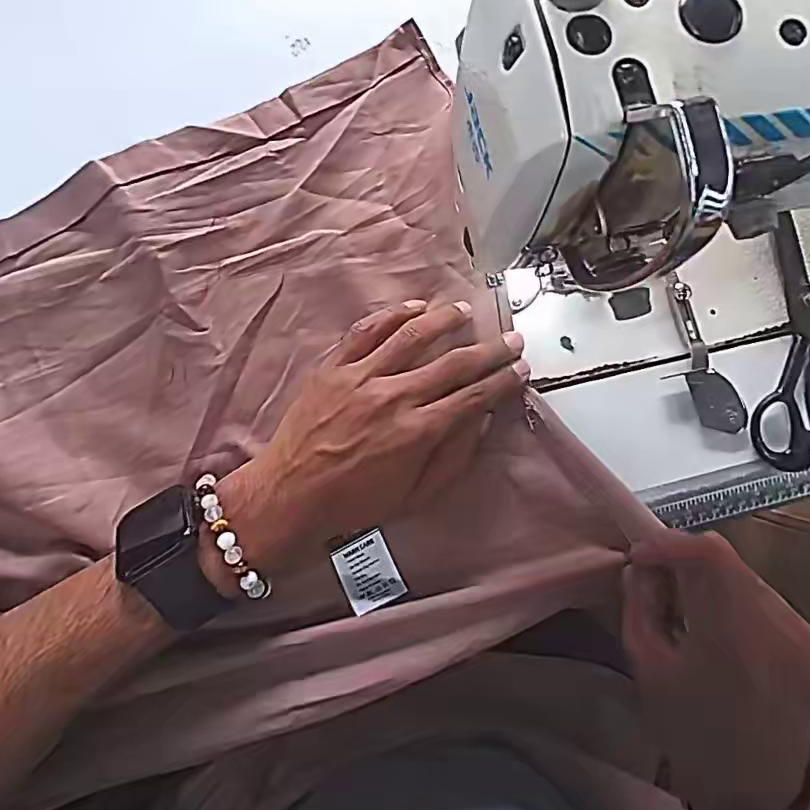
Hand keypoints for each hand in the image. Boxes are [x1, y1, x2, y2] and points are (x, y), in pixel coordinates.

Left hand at [208, 299, 527, 587]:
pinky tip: (413, 308)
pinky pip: (367, 332)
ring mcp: (361, 378)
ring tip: (463, 311)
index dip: (502, 380)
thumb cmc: (352, 500)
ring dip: (445, 320)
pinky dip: (393, 316)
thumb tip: (479, 422)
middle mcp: (394, 397)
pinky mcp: (334, 367)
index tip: (519, 369)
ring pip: (413, 336)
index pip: (473, 396)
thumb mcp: (413, 495)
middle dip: (490, 350)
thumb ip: (452, 458)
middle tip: (510, 339)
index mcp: (417, 431)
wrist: (290, 493)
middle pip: (454, 363)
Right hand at [621, 528, 809, 809]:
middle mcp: (779, 630)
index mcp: (732, 640)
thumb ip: (639, 602)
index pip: (708, 555)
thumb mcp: (645, 664)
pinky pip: (766, 598)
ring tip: (687, 600)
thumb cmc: (689, 732)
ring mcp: (805, 637)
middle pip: (728, 558)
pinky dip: (736, 597)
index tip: (641, 553)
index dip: (669, 543)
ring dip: (712, 576)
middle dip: (685, 557)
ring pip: (747, 574)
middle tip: (657, 572)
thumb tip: (642, 564)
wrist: (753, 793)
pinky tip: (720, 623)